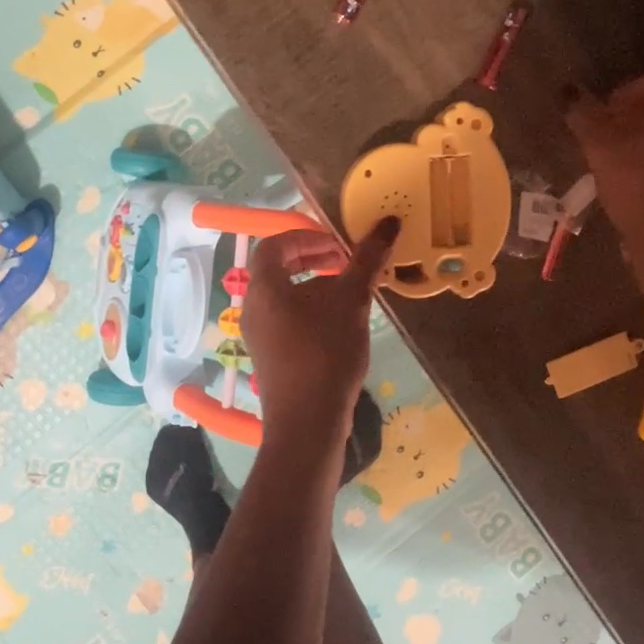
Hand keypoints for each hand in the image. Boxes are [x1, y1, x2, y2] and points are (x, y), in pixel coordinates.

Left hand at [241, 218, 398, 449]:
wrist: (308, 423)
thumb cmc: (326, 353)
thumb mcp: (351, 301)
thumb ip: (367, 259)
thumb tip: (389, 220)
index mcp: (264, 286)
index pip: (276, 244)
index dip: (307, 236)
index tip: (339, 244)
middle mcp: (253, 307)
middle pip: (277, 268)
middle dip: (312, 259)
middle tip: (345, 262)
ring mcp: (258, 335)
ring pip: (284, 296)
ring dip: (314, 285)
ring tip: (349, 293)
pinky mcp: (270, 357)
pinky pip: (286, 320)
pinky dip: (310, 310)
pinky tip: (340, 326)